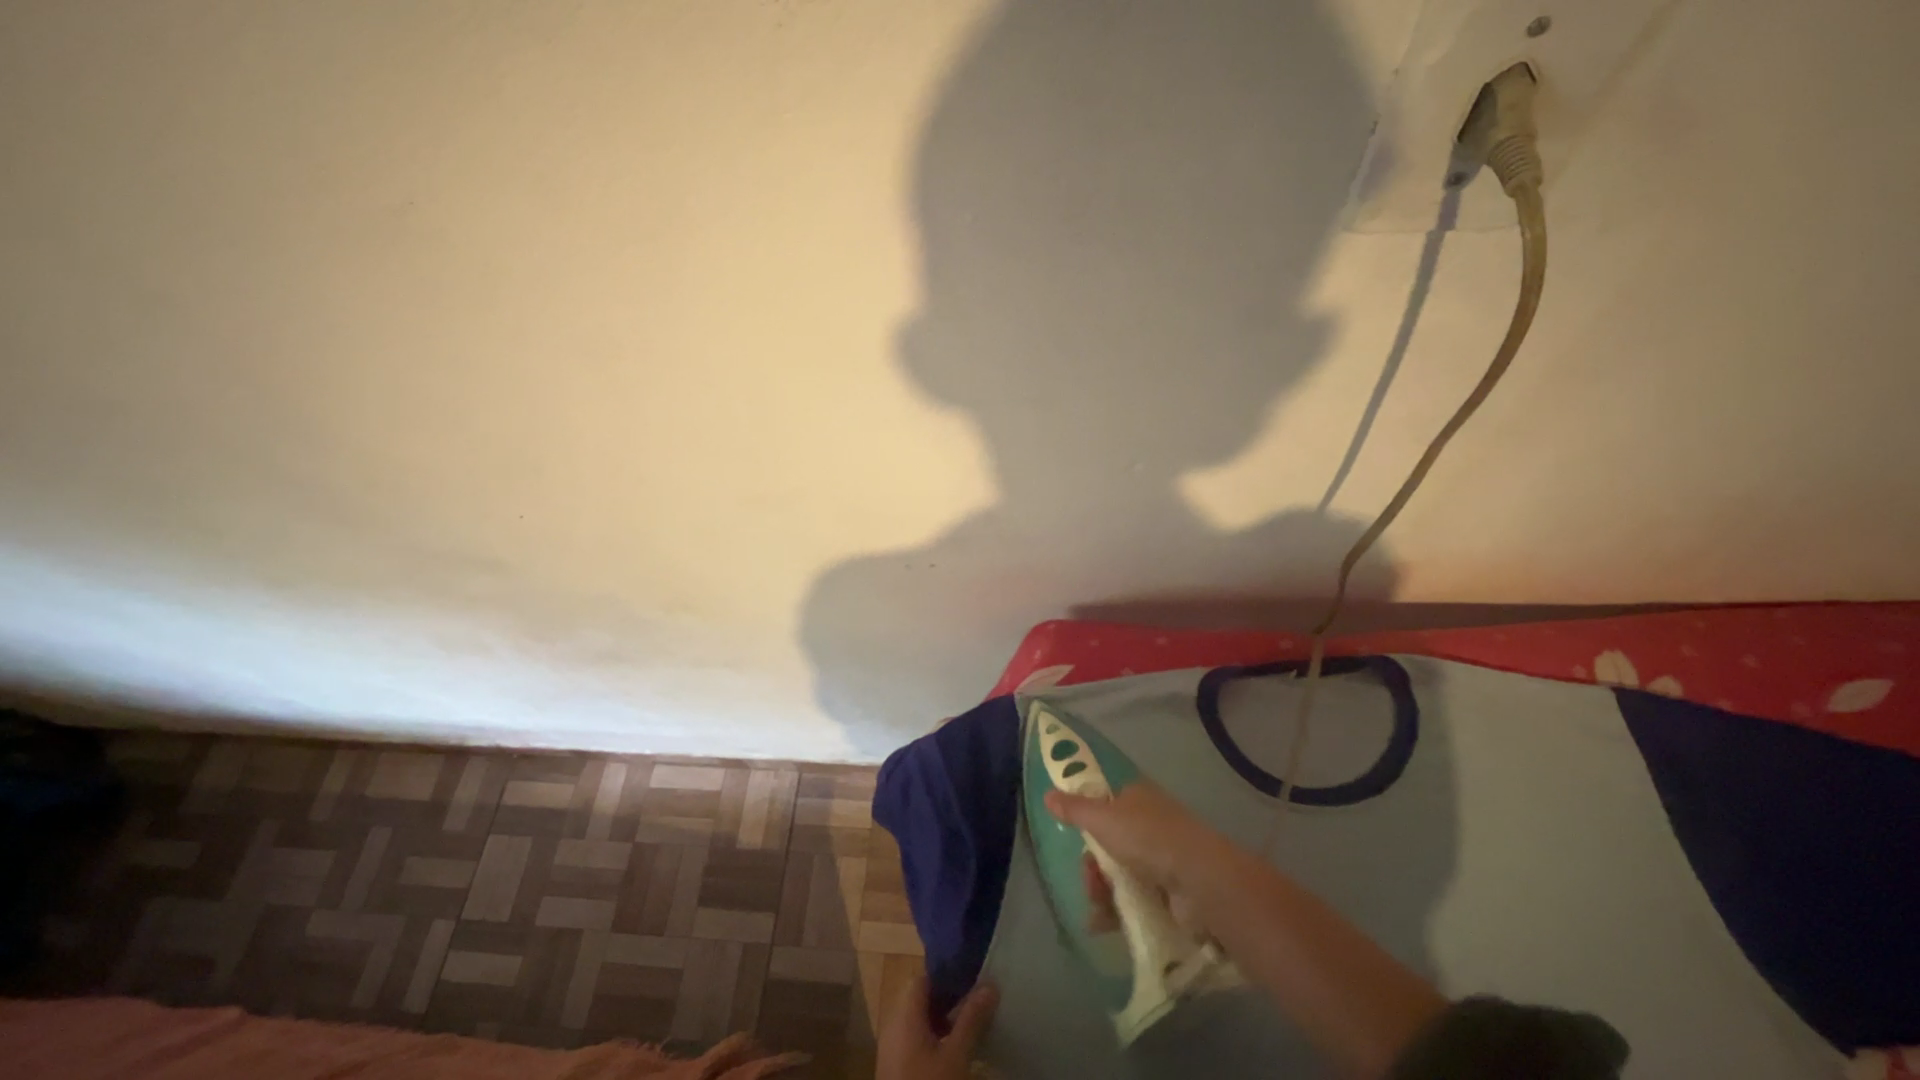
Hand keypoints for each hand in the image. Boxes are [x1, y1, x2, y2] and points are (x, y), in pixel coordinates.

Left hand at [876, 976, 997, 1079]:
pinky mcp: (894, 1063)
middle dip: (948, 998)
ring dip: (942, 1018)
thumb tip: (990, 984)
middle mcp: (893, 1023)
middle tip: (977, 1002)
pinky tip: (953, 1049)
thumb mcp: (956, 1056)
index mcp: (904, 1014)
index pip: (923, 978)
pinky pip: (913, 1037)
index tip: (973, 977)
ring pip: (917, 1018)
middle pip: (920, 997)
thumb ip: (972, 1019)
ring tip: (970, 1024)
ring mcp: (891, 1045)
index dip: (947, 975)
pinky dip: (933, 1035)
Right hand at [1044, 782, 1234, 934]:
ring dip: (1101, 891)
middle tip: (1089, 879)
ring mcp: (1161, 860)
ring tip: (1098, 908)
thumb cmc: (1148, 839)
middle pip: (1109, 844)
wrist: (1200, 881)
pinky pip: (1133, 899)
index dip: (1088, 822)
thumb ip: (1074, 809)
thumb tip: (1048, 794)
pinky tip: (1103, 924)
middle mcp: (1151, 825)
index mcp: (1138, 798)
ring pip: (1119, 874)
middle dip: (1092, 865)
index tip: (1075, 838)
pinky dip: (1116, 911)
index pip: (1106, 804)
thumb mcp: (1103, 818)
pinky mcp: (1168, 893)